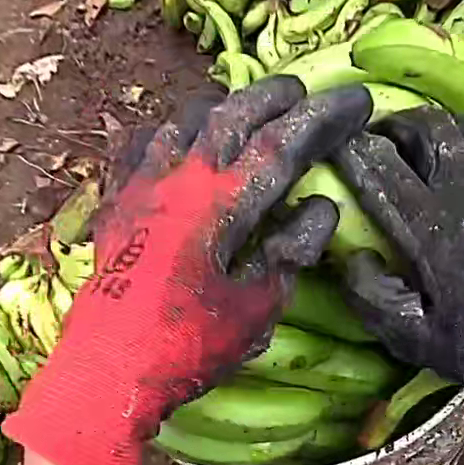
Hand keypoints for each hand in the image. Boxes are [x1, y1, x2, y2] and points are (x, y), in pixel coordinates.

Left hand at [3, 77, 372, 464]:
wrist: (108, 371)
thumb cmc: (188, 347)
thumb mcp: (255, 310)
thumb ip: (288, 253)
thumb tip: (319, 208)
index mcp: (221, 205)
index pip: (282, 144)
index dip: (323, 118)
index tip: (356, 101)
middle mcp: (179, 180)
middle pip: (233, 116)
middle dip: (274, 97)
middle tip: (303, 93)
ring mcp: (141, 187)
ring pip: (184, 122)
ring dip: (222, 108)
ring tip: (245, 108)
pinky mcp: (116, 205)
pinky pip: (141, 148)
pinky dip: (168, 133)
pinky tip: (176, 138)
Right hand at [332, 107, 463, 461]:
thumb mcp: (414, 340)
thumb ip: (371, 298)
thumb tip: (350, 254)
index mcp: (432, 228)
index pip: (381, 169)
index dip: (352, 150)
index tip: (332, 142)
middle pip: (424, 128)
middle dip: (392, 124)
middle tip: (373, 136)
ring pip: (463, 125)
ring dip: (433, 126)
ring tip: (414, 141)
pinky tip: (463, 160)